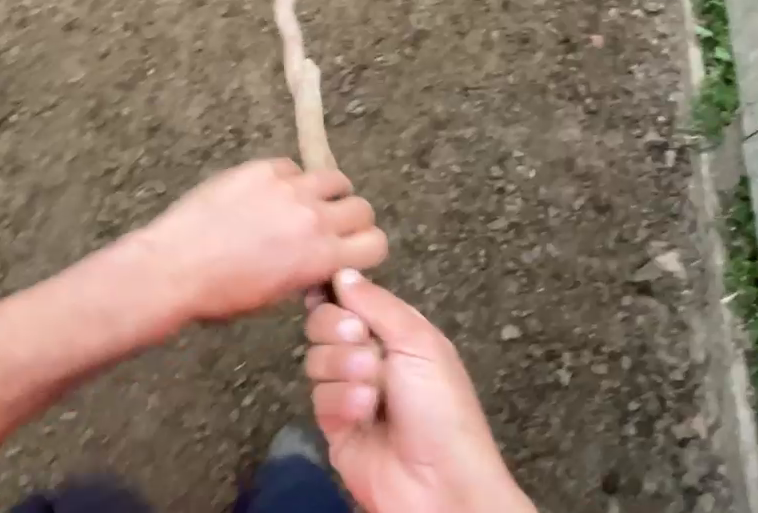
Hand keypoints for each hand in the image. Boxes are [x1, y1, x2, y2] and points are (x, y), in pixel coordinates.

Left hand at [134, 160, 387, 324]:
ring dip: (327, 192)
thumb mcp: (277, 295)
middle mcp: (314, 218)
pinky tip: (266, 194)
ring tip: (305, 202)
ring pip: (334, 178)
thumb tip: (322, 264)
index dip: (366, 248)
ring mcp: (289, 188)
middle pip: (361, 207)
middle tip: (329, 225)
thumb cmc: (221, 294)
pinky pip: (292, 167)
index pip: (376, 243)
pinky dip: (288, 179)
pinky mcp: (263, 168)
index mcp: (321, 257)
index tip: (350, 250)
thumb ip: (310, 272)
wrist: (175, 265)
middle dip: (351, 218)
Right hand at [304, 272, 535, 512]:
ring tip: (373, 389)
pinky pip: (318, 396)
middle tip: (361, 341)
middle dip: (337, 328)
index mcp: (394, 331)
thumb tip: (342, 271)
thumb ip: (377, 303)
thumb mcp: (419, 342)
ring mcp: (348, 390)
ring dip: (344, 368)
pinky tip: (365, 413)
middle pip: (324, 322)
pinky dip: (341, 401)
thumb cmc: (440, 406)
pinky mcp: (334, 425)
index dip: (336, 293)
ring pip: (316, 358)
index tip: (328, 291)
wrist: (441, 485)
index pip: (351, 297)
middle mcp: (368, 355)